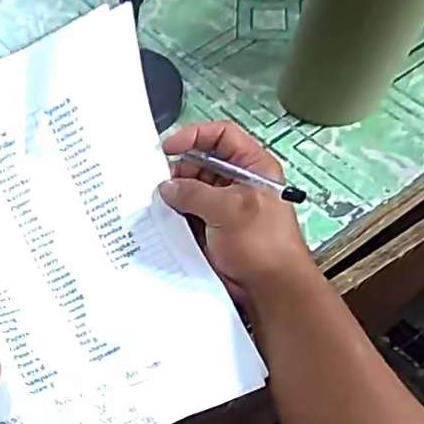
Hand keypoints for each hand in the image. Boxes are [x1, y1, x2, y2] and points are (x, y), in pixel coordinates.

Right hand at [159, 121, 315, 302]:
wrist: (268, 287)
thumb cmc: (260, 243)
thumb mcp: (229, 209)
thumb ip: (194, 193)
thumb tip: (166, 188)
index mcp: (252, 168)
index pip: (222, 136)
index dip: (195, 136)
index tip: (168, 147)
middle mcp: (237, 184)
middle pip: (201, 164)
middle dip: (179, 171)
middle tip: (159, 184)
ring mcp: (223, 210)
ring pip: (191, 192)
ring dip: (174, 197)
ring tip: (156, 203)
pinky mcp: (211, 232)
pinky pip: (188, 218)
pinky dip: (174, 218)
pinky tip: (159, 220)